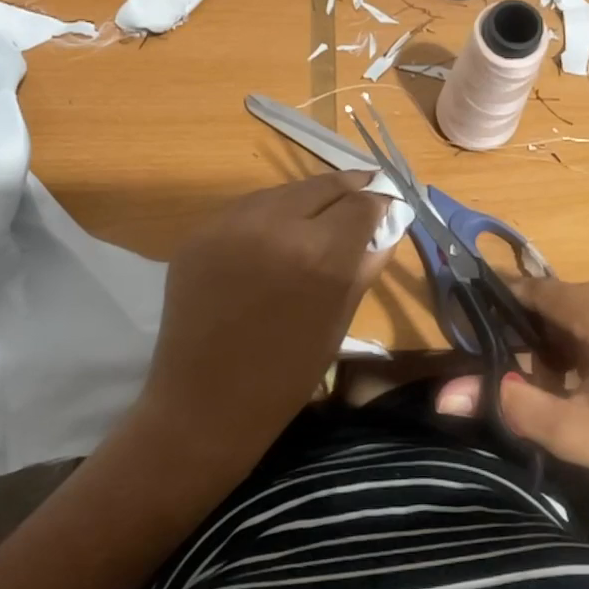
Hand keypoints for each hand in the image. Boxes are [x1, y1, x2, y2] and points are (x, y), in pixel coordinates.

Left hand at [143, 173, 388, 449]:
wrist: (205, 402)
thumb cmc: (287, 374)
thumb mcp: (340, 320)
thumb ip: (366, 264)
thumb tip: (388, 225)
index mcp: (319, 254)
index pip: (362, 204)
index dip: (380, 204)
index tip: (388, 207)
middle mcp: (274, 225)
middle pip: (323, 186)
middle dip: (348, 190)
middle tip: (364, 194)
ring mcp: (230, 224)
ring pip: (283, 192)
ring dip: (307, 200)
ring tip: (321, 216)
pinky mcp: (199, 232)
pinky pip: (247, 209)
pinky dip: (270, 215)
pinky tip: (278, 235)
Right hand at [439, 277, 588, 508]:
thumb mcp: (575, 432)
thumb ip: (509, 403)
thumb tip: (444, 394)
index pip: (544, 292)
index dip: (510, 307)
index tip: (484, 327)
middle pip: (573, 298)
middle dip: (550, 332)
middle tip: (545, 380)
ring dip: (580, 332)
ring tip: (583, 383)